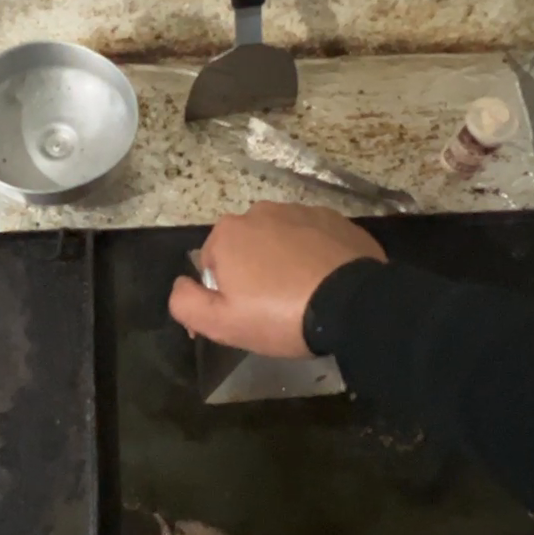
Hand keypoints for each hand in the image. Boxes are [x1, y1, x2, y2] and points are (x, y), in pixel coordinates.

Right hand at [169, 202, 386, 357]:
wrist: (353, 305)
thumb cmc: (280, 314)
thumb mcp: (221, 323)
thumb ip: (185, 302)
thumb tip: (179, 285)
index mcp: (228, 232)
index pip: (211, 266)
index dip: (223, 296)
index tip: (244, 319)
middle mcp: (262, 211)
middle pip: (246, 250)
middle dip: (254, 275)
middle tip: (274, 310)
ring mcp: (302, 212)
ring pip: (281, 243)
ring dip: (284, 264)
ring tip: (303, 298)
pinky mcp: (336, 220)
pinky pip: (314, 241)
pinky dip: (314, 258)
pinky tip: (325, 284)